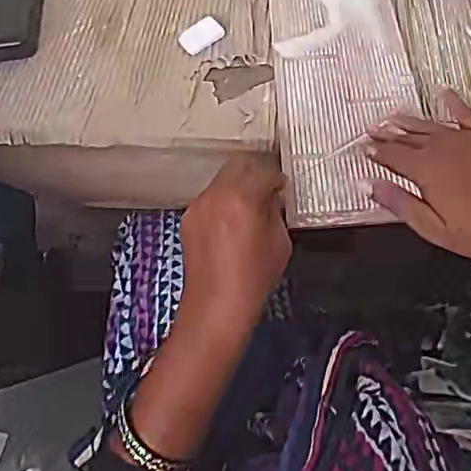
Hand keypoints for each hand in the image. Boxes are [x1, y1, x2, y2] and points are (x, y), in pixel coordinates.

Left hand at [180, 156, 290, 330]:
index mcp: (242, 198)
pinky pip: (209, 199)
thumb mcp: (280, 242)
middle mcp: (216, 195)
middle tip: (266, 188)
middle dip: (254, 173)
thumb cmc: (254, 277)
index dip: (276, 178)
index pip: (263, 171)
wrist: (216, 305)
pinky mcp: (188, 218)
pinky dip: (222, 201)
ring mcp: (198, 206)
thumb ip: (275, 212)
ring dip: (236, 186)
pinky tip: (230, 223)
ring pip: (220, 181)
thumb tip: (271, 198)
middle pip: (237, 165)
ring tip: (248, 207)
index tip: (282, 187)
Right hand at [365, 90, 470, 271]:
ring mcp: (465, 140)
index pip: (392, 155)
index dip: (376, 152)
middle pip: (406, 136)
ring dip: (408, 121)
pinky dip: (453, 103)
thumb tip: (371, 186)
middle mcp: (443, 148)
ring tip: (392, 118)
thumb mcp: (432, 227)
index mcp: (427, 170)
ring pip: (428, 125)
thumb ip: (399, 203)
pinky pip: (464, 114)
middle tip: (372, 130)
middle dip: (387, 134)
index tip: (366, 150)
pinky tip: (445, 94)